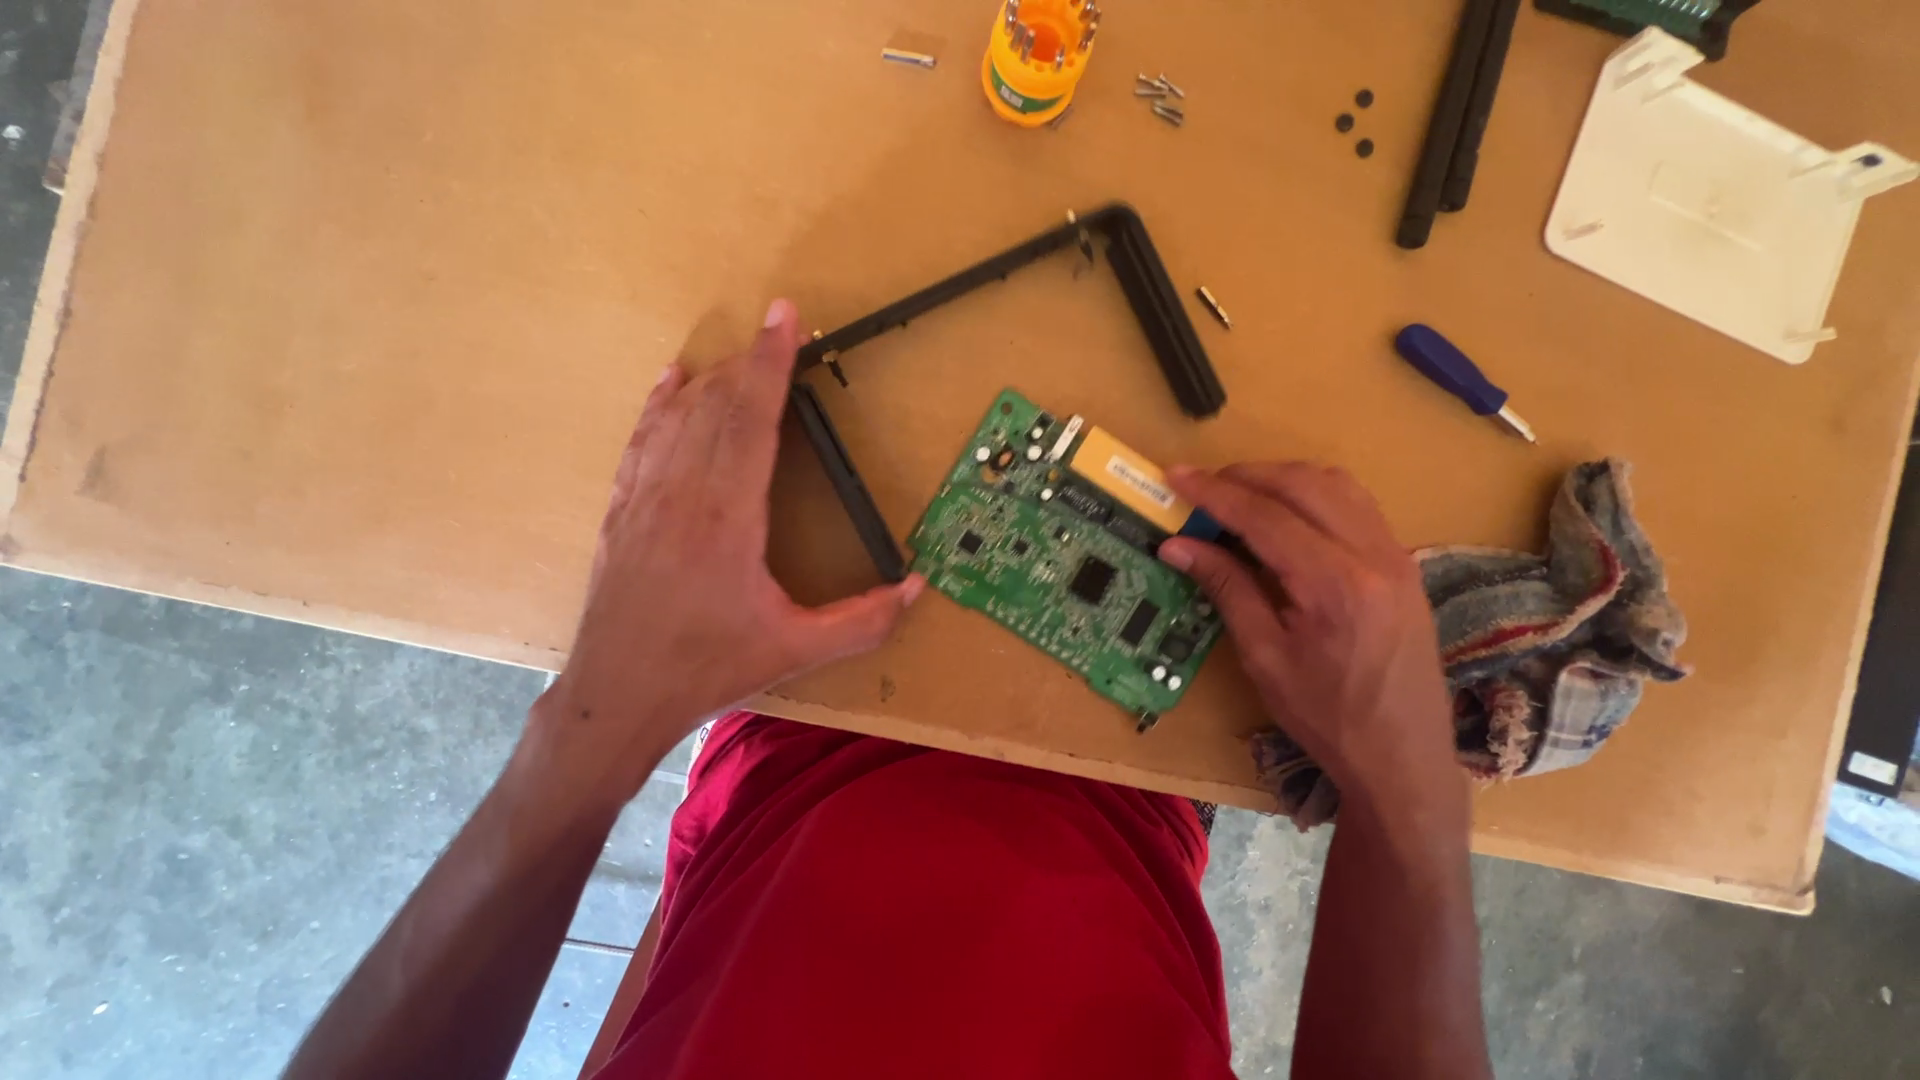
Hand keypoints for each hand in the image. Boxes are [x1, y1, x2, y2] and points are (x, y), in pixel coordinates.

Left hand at [521, 299, 923, 810]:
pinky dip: (659, 404)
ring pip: (679, 415)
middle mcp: (682, 491)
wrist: (618, 693)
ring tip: (741, 355)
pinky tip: (671, 381)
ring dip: (713, 379)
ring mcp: (644, 496)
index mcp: (728, 516)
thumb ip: (863, 621)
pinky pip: (642, 439)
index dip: (771, 363)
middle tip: (778, 329)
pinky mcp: (620, 508)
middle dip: (749, 360)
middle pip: (717, 404)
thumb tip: (918, 587)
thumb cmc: (708, 668)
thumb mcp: (795, 649)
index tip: (784, 318)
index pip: (752, 418)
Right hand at [1158, 464, 1456, 811]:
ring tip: (1239, 496)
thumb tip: (1177, 546)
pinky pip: (1356, 504)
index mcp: (1335, 585)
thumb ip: (1226, 588)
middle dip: (1246, 476)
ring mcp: (1396, 555)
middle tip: (1202, 488)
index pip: (1265, 516)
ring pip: (1334, 484)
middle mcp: (1374, 556)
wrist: (1404, 756)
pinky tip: (1286, 516)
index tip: (1176, 475)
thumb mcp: (1264, 657)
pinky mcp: (1403, 563)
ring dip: (1281, 479)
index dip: (1215, 492)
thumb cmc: (1326, 717)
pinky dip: (1313, 495)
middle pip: (1302, 484)